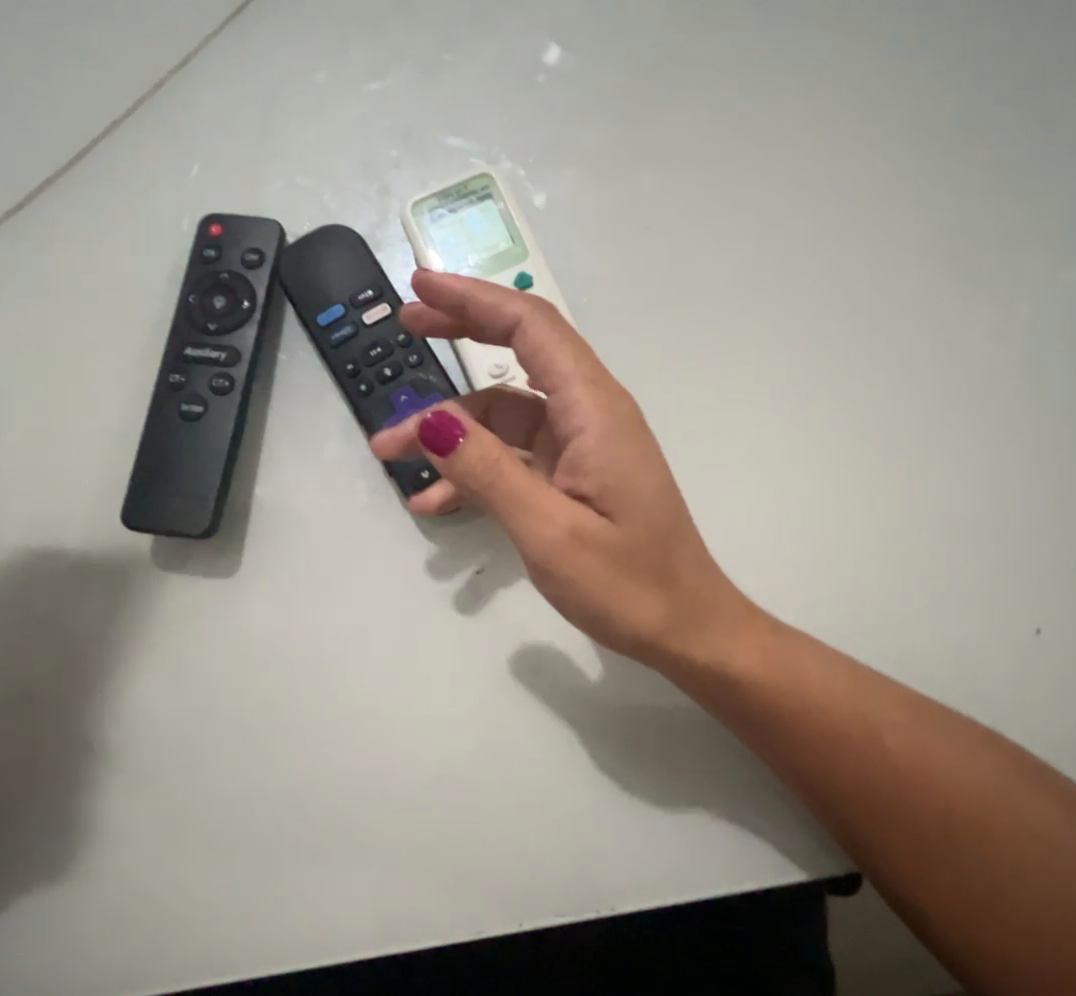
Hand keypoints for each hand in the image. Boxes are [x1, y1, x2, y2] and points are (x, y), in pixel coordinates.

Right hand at [370, 270, 756, 666]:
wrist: (684, 628)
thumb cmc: (627, 583)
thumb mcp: (547, 530)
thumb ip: (486, 471)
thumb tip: (429, 420)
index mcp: (594, 410)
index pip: (531, 328)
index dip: (473, 300)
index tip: (417, 285)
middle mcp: (591, 415)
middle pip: (520, 353)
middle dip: (460, 336)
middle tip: (403, 327)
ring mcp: (584, 447)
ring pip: (507, 414)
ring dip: (452, 428)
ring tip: (391, 453)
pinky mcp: (577, 477)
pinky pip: (517, 456)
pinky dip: (476, 468)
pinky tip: (435, 502)